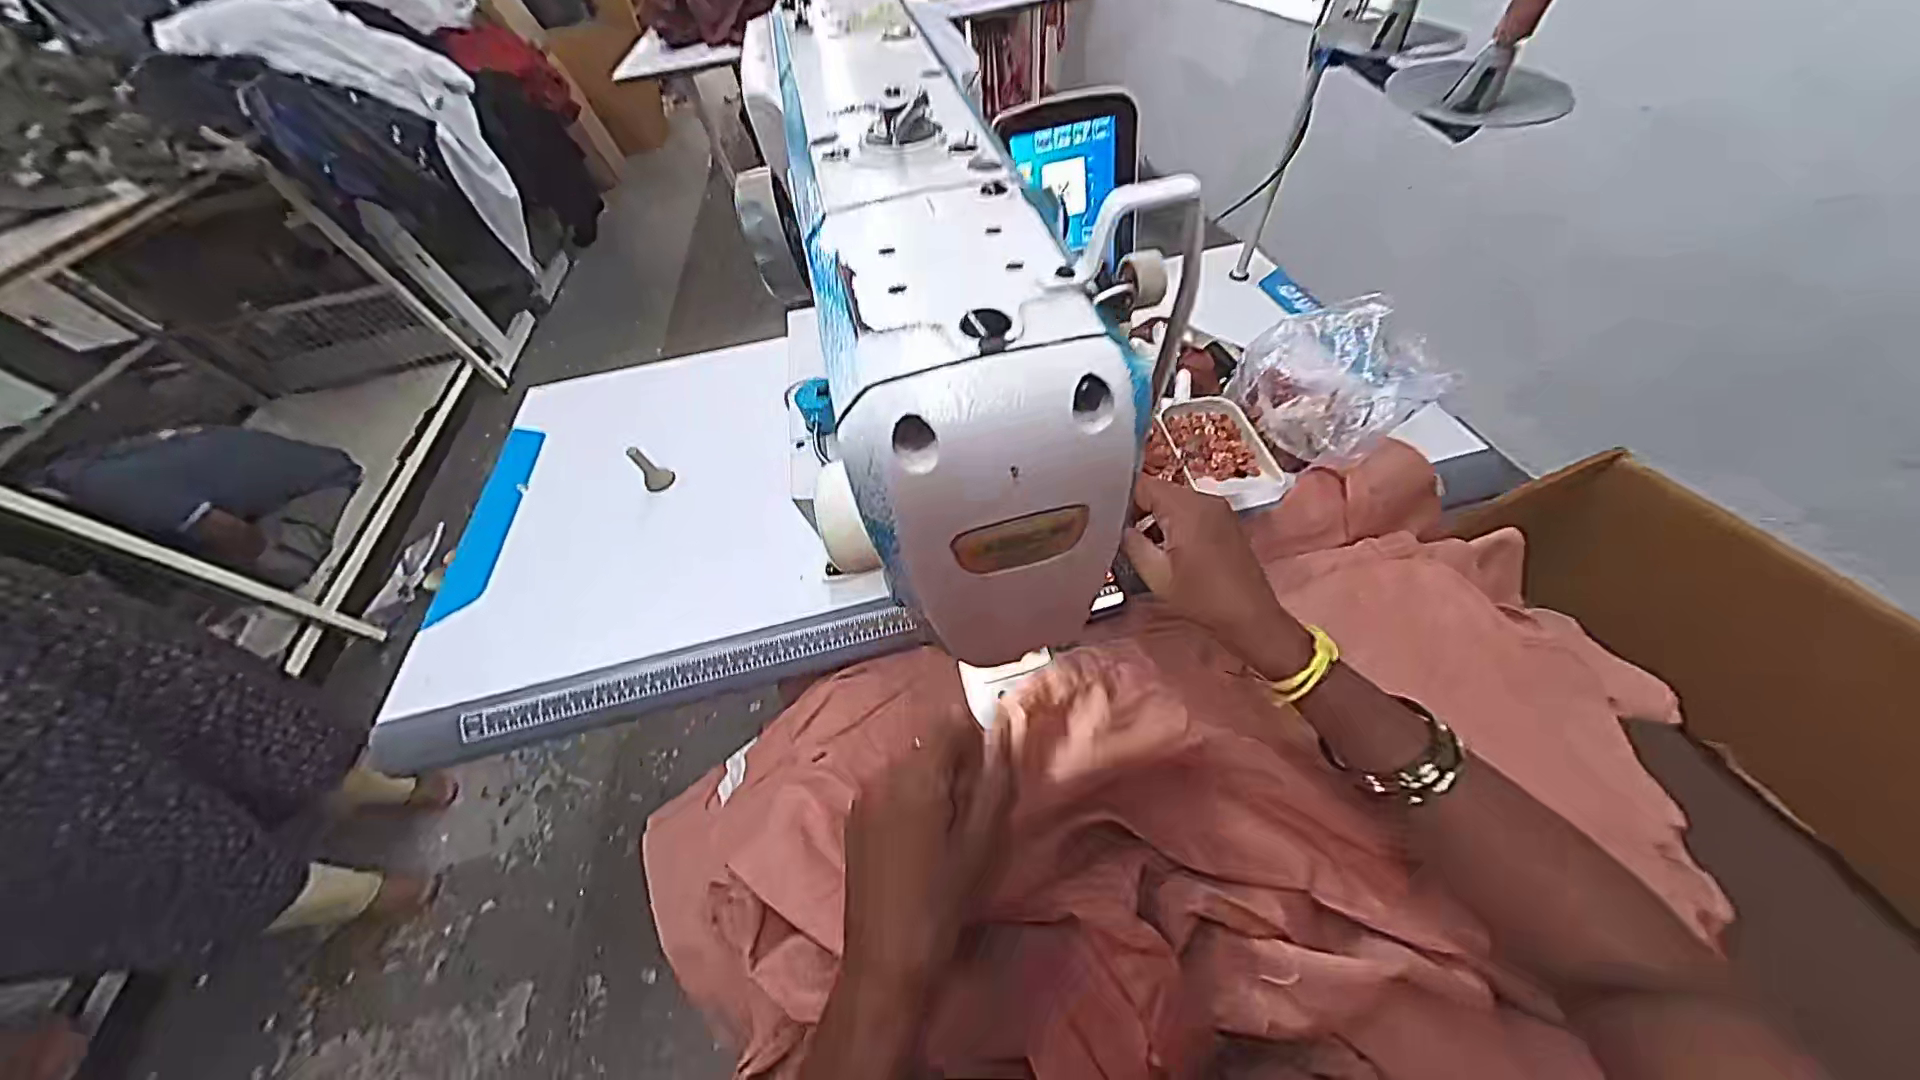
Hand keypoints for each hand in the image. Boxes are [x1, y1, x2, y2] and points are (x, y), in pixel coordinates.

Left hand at [841, 708, 1013, 988]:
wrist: (886, 956)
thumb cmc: (943, 899)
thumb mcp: (983, 839)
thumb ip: (995, 777)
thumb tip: (1000, 731)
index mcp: (917, 774)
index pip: (950, 722)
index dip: (975, 733)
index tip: (988, 759)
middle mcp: (883, 773)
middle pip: (928, 743)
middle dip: (953, 760)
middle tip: (970, 802)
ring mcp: (862, 794)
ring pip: (908, 765)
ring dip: (929, 778)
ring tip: (943, 824)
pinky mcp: (852, 816)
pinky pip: (888, 786)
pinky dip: (906, 795)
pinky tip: (916, 837)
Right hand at [1120, 474, 1309, 678]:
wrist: (1249, 617)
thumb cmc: (1201, 597)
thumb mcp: (1155, 573)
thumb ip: (1131, 543)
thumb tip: (1120, 529)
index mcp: (1187, 507)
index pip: (1143, 485)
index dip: (1120, 498)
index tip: (1105, 519)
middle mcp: (1205, 500)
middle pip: (1159, 491)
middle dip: (1136, 510)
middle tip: (1118, 535)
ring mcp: (1219, 510)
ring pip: (1173, 502)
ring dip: (1154, 519)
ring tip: (1140, 546)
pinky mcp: (1225, 522)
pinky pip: (1190, 512)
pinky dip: (1172, 524)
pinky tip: (1164, 550)